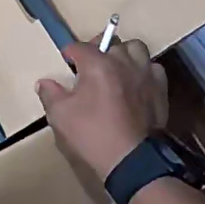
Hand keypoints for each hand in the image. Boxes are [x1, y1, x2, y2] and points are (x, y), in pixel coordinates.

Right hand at [36, 39, 167, 179]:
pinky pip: (153, 69)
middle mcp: (123, 62)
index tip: (66, 61)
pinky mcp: (160, 89)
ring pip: (136, 49)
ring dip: (124, 54)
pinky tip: (136, 84)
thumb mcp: (60, 115)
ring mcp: (145, 74)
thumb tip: (44, 83)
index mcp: (97, 64)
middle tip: (90, 66)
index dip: (70, 53)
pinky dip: (144, 71)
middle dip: (98, 50)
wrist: (130, 159)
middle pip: (110, 43)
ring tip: (117, 69)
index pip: (80, 47)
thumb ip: (50, 94)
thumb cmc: (92, 134)